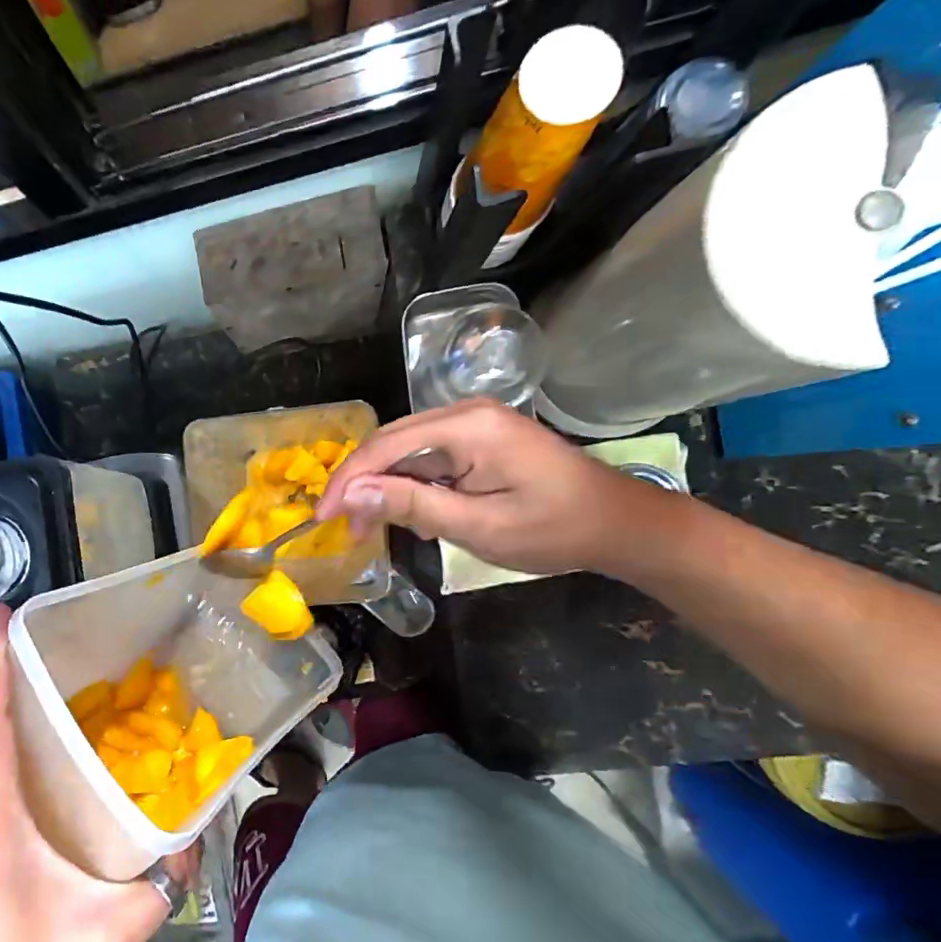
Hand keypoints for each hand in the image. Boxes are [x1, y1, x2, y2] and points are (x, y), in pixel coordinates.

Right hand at [316, 399, 678, 575]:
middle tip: (345, 528)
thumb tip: (352, 493)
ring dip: (386, 487)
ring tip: (372, 528)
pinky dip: (413, 486)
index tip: (323, 517)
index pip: (386, 446)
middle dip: (363, 484)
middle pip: (392, 442)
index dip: (349, 481)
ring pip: (408, 450)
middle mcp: (466, 412)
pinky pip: (431, 457)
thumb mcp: (476, 525)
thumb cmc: (553, 530)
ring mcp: (475, 422)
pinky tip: (414, 516)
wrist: (617, 524)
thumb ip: (411, 504)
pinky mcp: (482, 438)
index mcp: (467, 426)